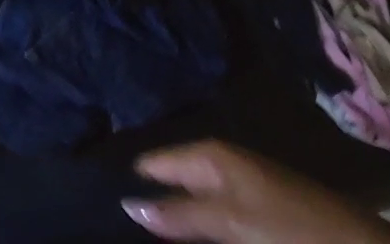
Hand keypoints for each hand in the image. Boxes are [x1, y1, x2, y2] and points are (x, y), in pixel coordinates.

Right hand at [122, 140, 389, 243]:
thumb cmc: (293, 229)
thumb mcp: (232, 221)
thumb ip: (180, 213)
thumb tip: (126, 204)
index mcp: (210, 155)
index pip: (152, 163)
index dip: (128, 180)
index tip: (96, 196)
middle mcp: (220, 166)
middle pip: (171, 185)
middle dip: (150, 206)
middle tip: (116, 226)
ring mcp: (240, 193)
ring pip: (192, 207)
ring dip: (175, 224)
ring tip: (145, 237)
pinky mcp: (256, 219)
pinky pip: (213, 223)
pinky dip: (200, 234)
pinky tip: (188, 243)